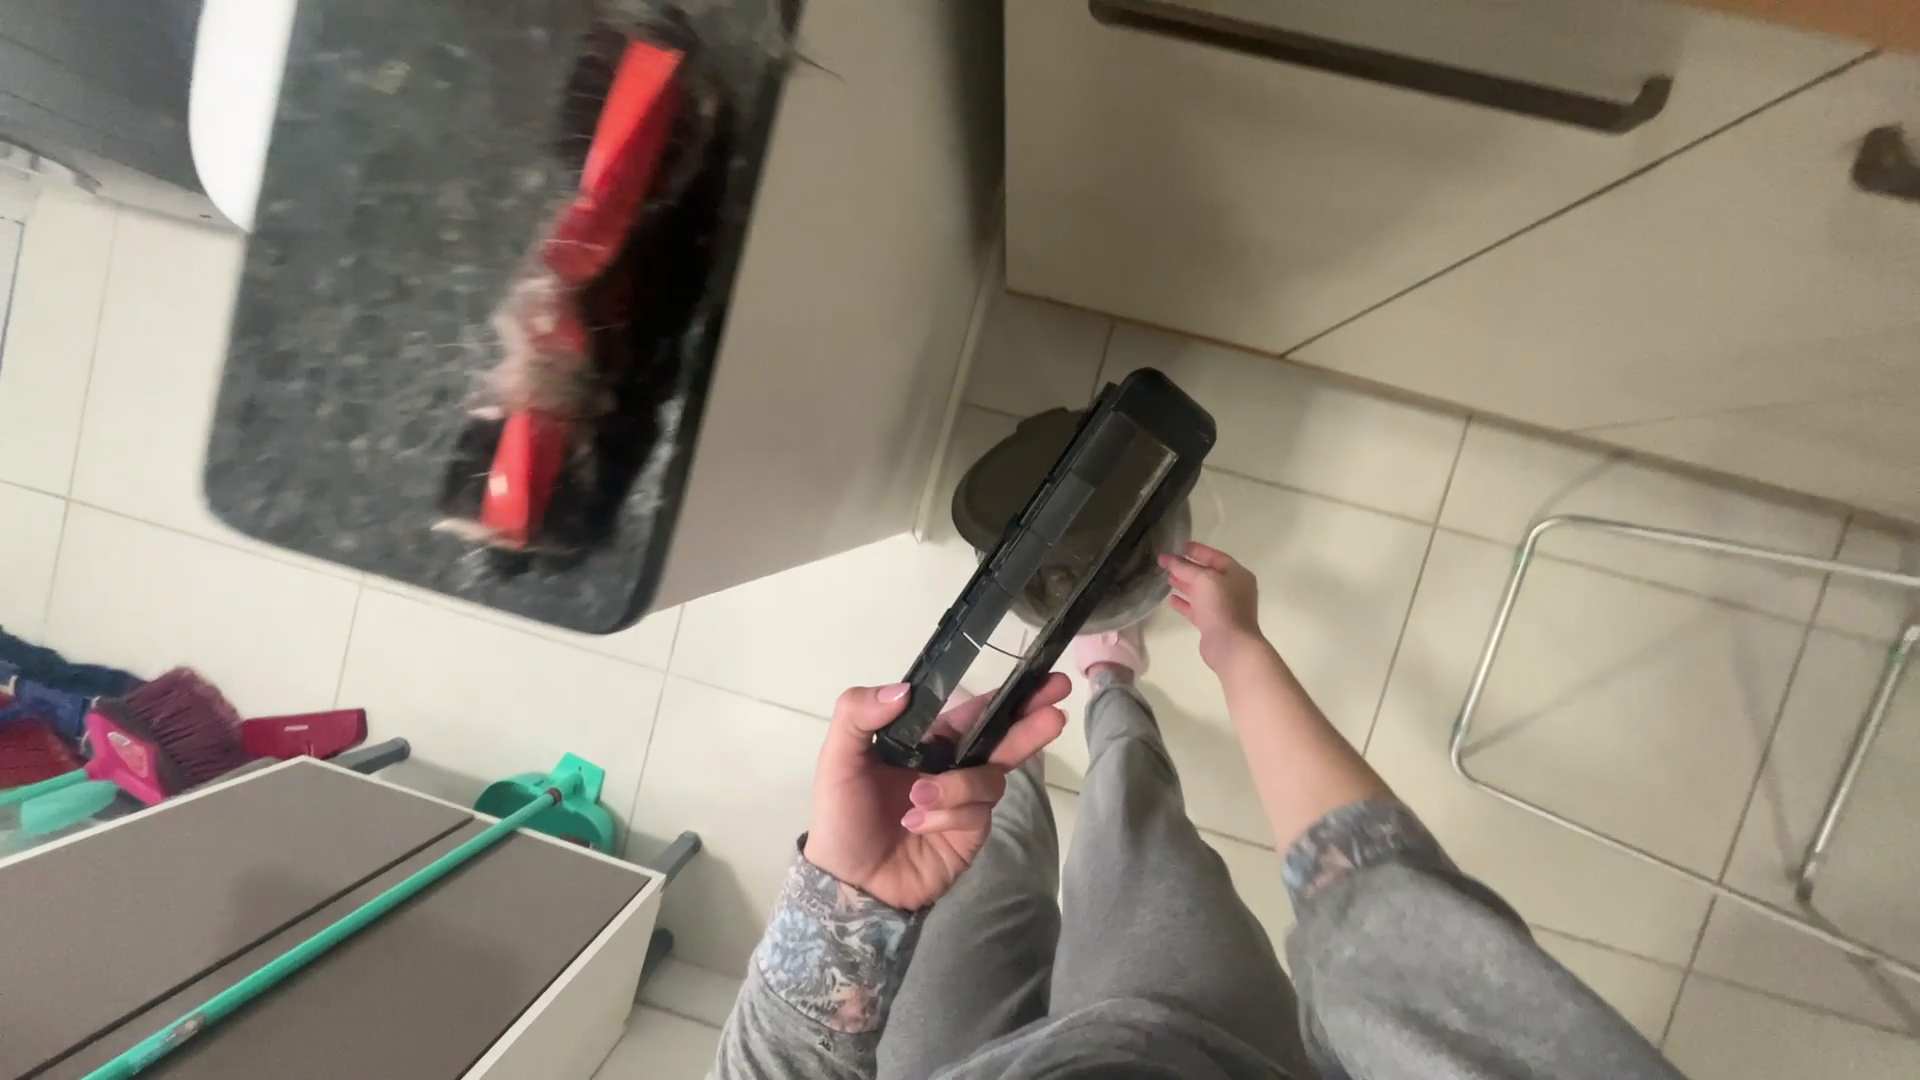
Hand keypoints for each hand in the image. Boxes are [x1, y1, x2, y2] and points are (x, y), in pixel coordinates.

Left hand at [803, 674, 1070, 910]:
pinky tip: (917, 824)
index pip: (974, 710)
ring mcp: (966, 799)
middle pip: (1003, 737)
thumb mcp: (837, 757)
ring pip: (989, 777)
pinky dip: (948, 815)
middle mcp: (953, 764)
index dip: (1006, 694)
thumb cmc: (841, 814)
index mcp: (926, 739)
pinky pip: (976, 813)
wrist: (847, 884)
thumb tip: (905, 689)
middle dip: (1031, 721)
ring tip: (918, 800)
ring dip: (958, 786)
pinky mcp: (971, 832)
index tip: (1038, 676)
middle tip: (1057, 706)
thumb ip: (858, 713)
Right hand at [1161, 541, 1268, 671]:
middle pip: (1207, 573)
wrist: (1230, 644)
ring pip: (1200, 591)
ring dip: (1184, 584)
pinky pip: (1196, 608)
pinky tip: (1171, 599)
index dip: (1197, 550)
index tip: (1178, 546)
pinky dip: (1184, 603)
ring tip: (1166, 578)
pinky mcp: (1213, 622)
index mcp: (1236, 574)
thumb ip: (1184, 567)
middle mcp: (1232, 589)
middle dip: (1187, 568)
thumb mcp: (1202, 579)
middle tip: (1166, 562)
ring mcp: (1223, 606)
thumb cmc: (1221, 605)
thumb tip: (1167, 559)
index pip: (1215, 556)